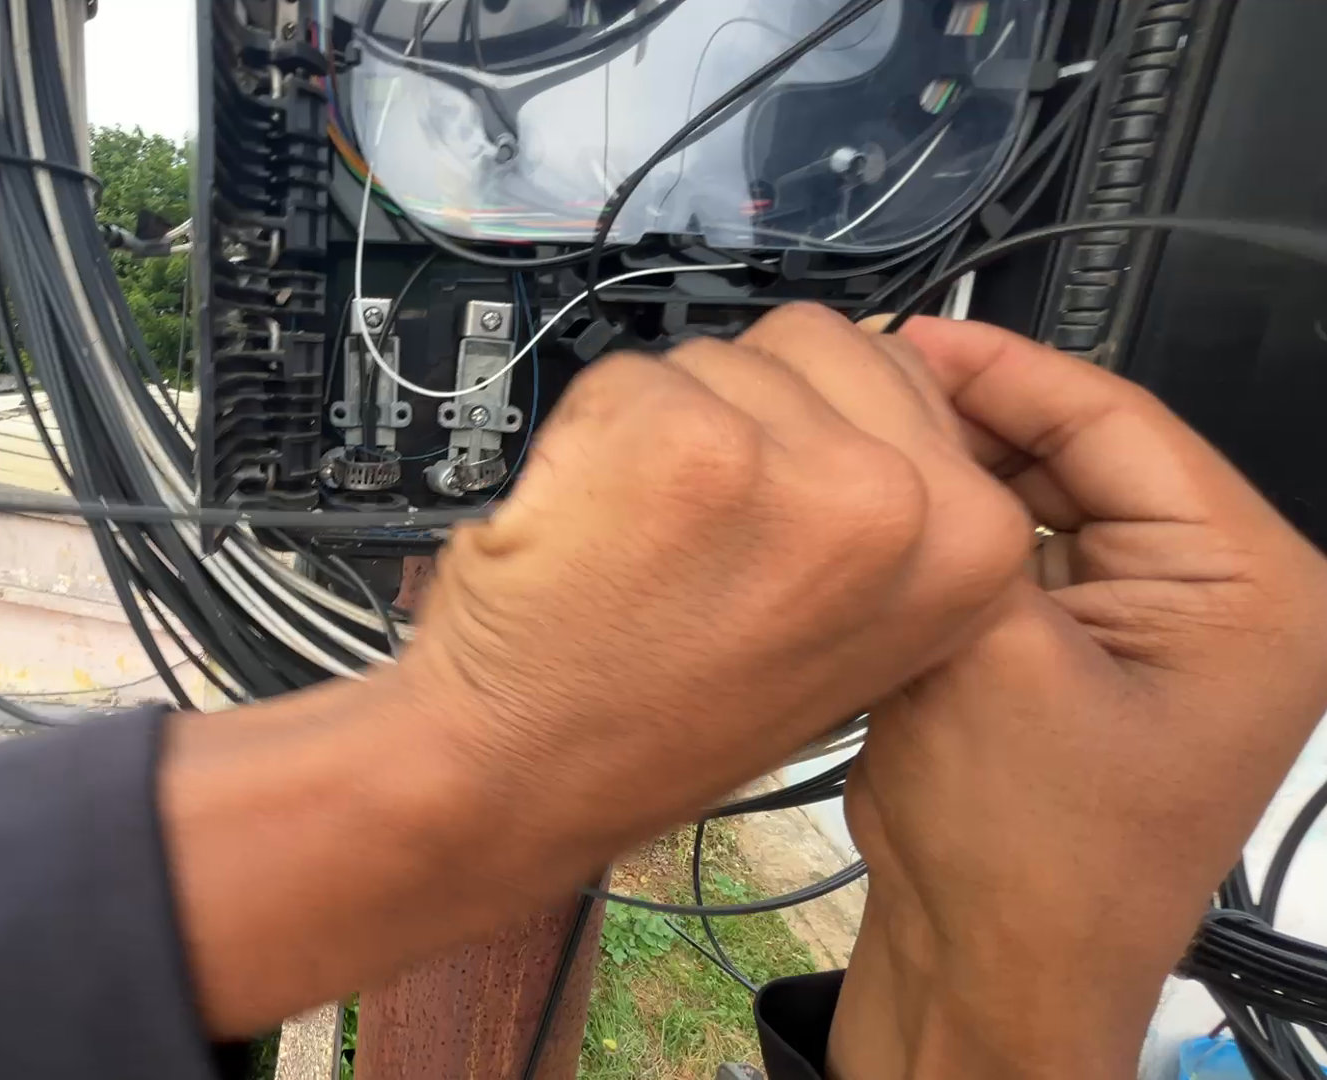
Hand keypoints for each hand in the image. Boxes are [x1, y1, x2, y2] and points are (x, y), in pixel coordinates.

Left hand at [399, 303, 1030, 862]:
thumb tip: (822, 401)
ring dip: (649, 429)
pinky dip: (578, 434)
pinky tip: (576, 521)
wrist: (525, 768)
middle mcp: (897, 497)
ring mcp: (784, 462)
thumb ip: (853, 506)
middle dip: (721, 411)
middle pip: (791, 349)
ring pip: (699, 362)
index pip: (880, 371)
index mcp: (962, 544)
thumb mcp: (821, 628)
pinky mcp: (676, 441)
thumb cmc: (646, 719)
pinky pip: (619, 379)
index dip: (786, 418)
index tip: (742, 478)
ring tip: (627, 534)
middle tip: (675, 518)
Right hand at [831, 319, 1326, 1078]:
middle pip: (1070, 460)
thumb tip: (904, 430)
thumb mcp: (996, 658)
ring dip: (943, 476)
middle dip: (966, 419)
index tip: (908, 332)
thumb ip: (964, 534)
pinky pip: (988, 561)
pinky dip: (932, 532)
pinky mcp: (1040, 651)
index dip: (1008, 369)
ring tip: (852, 436)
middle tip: (858, 383)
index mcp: (1245, 583)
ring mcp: (1108, 624)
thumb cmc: (1020, 824)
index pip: (1119, 425)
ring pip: (1020, 509)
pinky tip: (867, 510)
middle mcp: (1191, 592)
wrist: (984, 945)